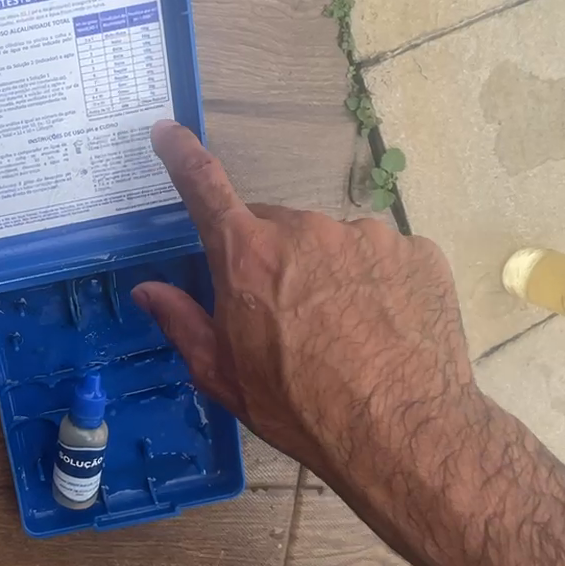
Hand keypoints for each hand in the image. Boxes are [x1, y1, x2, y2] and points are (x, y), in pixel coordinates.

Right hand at [130, 121, 485, 495]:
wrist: (404, 435)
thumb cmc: (298, 408)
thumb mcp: (223, 374)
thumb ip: (182, 322)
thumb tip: (148, 289)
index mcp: (247, 258)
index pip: (205, 188)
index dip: (181, 155)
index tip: (167, 131)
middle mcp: (305, 230)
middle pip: (270, 226)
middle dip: (264, 258)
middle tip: (280, 315)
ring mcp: (366, 236)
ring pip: (326, 241)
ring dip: (320, 269)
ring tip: (338, 327)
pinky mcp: (416, 251)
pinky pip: (377, 254)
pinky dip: (369, 279)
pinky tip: (378, 323)